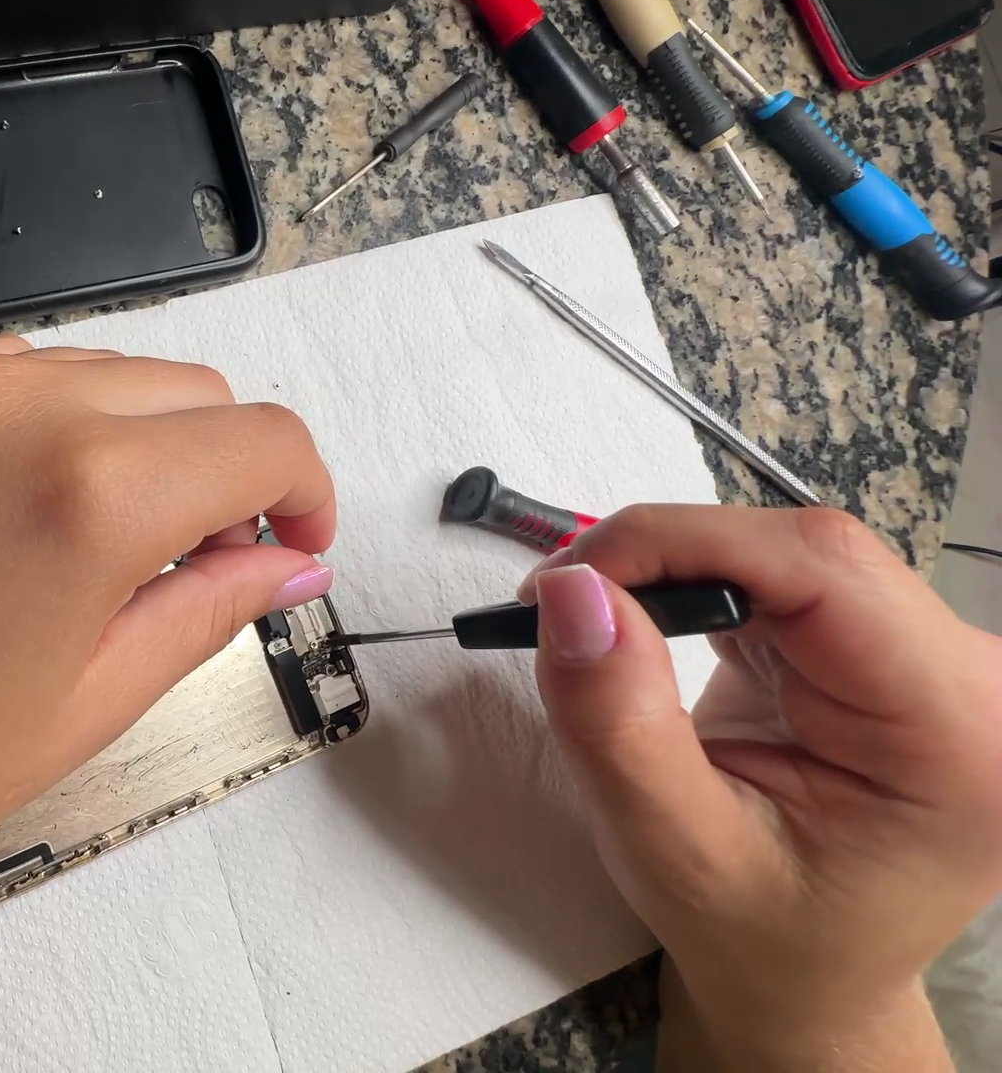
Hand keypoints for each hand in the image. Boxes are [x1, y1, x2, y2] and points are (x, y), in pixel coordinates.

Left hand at [0, 336, 341, 1072]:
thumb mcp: (88, 703)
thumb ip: (206, 609)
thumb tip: (288, 563)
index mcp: (87, 490)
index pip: (261, 439)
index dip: (303, 490)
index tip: (293, 545)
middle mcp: (16, 401)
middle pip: (191, 388)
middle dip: (227, 465)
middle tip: (206, 555)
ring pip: (105, 370)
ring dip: (146, 438)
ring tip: (115, 535)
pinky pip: (16, 377)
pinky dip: (61, 423)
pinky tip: (30, 503)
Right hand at [518, 506, 1001, 1070]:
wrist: (800, 966)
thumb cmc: (748, 927)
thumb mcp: (664, 840)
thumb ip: (614, 719)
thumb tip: (568, 590)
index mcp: (957, 731)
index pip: (818, 566)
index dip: (673, 544)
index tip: (557, 587)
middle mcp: (966, 678)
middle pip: (798, 547)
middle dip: (653, 553)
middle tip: (551, 607)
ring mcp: (918, 658)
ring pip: (772, 549)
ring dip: (657, 566)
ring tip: (580, 623)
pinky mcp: (860, 651)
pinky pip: (761, 576)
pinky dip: (674, 583)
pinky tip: (631, 625)